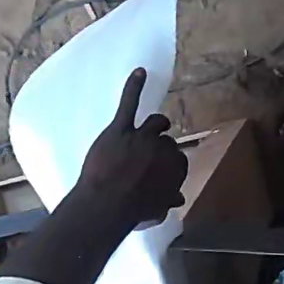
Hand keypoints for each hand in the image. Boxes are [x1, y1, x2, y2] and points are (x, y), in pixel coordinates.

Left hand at [63, 68, 188, 228]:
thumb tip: (178, 197)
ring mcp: (140, 135)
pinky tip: (140, 72)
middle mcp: (161, 148)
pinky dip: (134, 86)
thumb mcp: (156, 209)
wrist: (105, 205)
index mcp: (174, 168)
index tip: (163, 166)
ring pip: (154, 122)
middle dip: (160, 145)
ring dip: (155, 124)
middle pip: (166, 140)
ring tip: (156, 124)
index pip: (179, 158)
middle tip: (150, 153)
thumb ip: (167, 199)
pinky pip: (129, 103)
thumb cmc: (132, 212)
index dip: (169, 161)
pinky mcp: (120, 128)